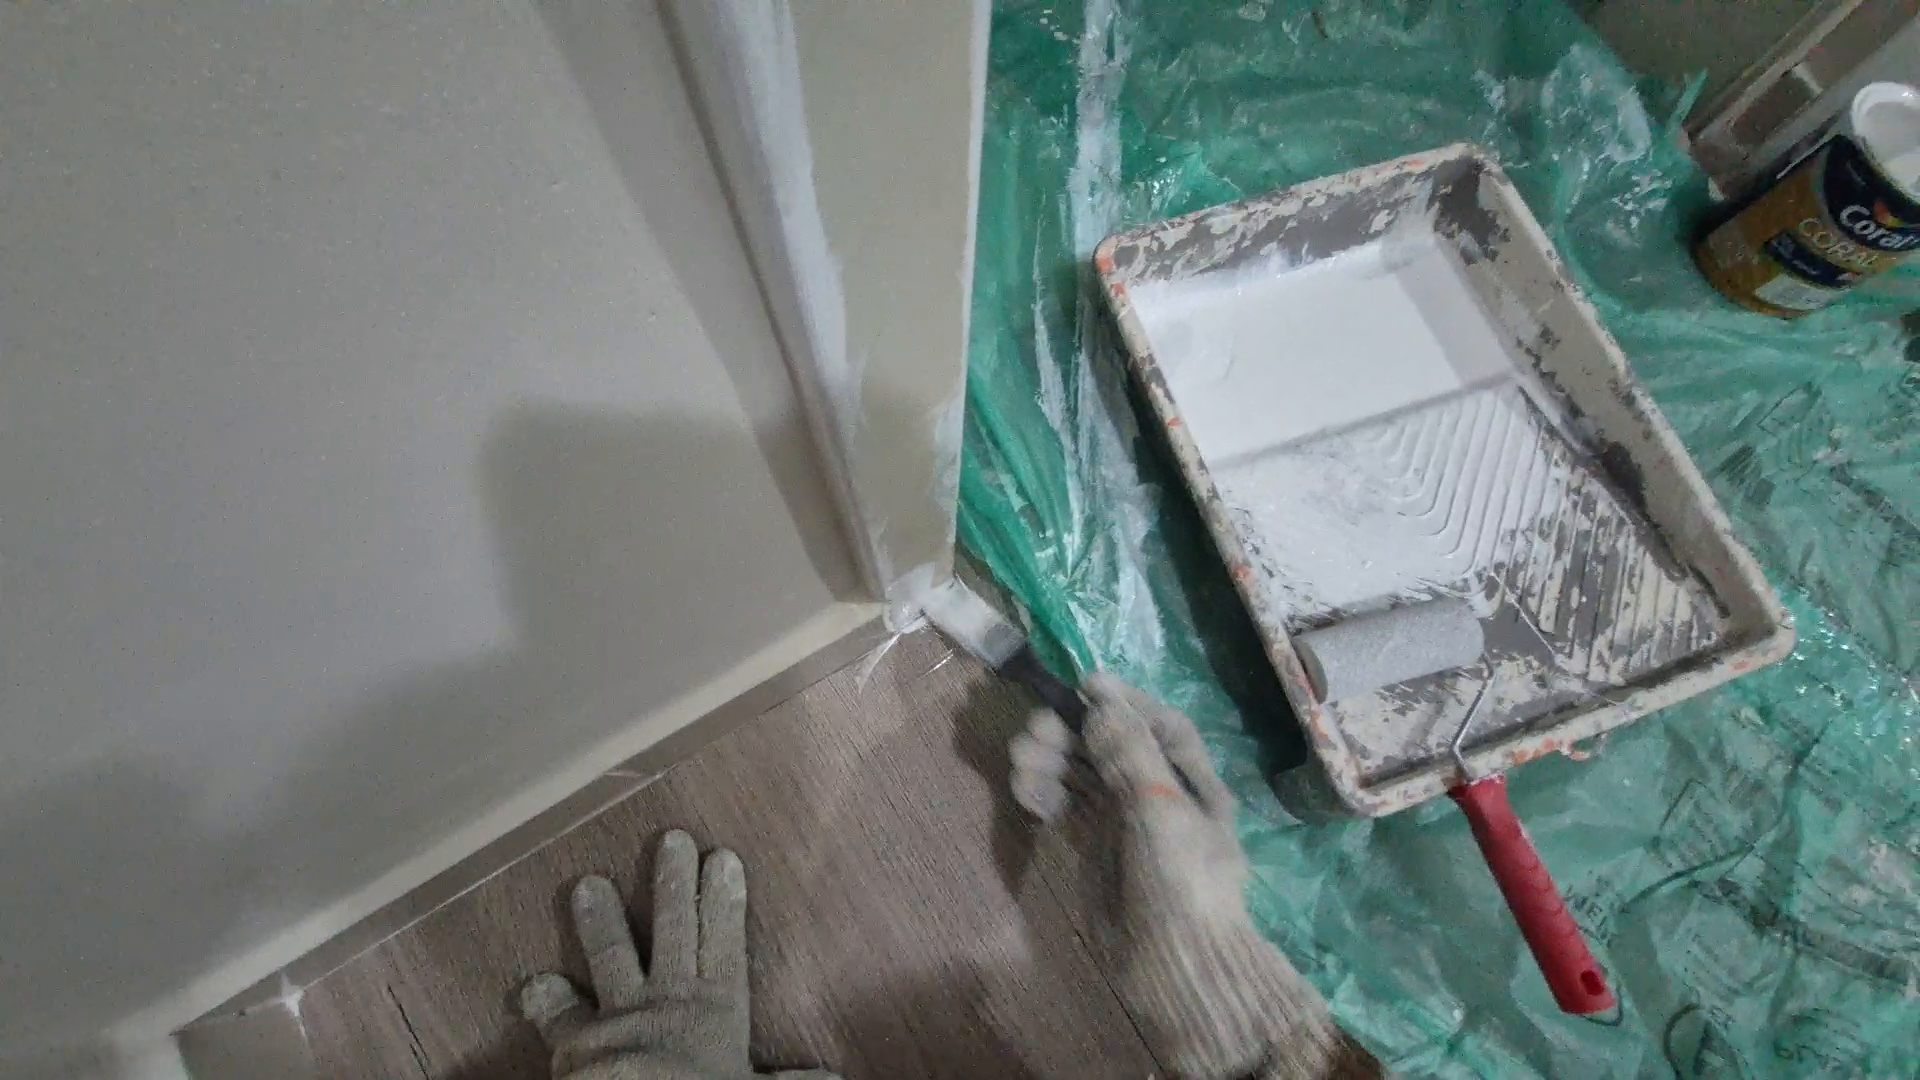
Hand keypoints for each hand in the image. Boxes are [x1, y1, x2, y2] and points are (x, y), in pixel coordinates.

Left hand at [519, 830, 839, 1079]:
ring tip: (588, 882)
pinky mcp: (576, 1043)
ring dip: (602, 918)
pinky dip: (544, 1003)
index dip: (724, 897)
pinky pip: (557, 1018)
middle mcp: (670, 996)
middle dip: (673, 881)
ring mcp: (620, 1014)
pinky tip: (529, 986)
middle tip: (672, 838)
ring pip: (612, 953)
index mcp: (715, 1005)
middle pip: (673, 927)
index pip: (723, 939)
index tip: (723, 855)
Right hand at [1012, 676, 1377, 1079]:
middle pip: (1108, 744)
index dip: (1122, 700)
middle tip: (1035, 728)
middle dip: (1071, 731)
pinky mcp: (1091, 844)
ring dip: (1049, 757)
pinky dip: (1043, 793)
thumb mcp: (1161, 806)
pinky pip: (1064, 805)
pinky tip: (1026, 793)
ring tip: (1020, 756)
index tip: (1084, 685)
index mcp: (1189, 779)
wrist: (1171, 967)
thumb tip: (1098, 699)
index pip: (1157, 724)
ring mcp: (1121, 819)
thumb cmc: (1180, 879)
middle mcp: (1155, 792)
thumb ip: (1129, 750)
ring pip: (1080, 772)